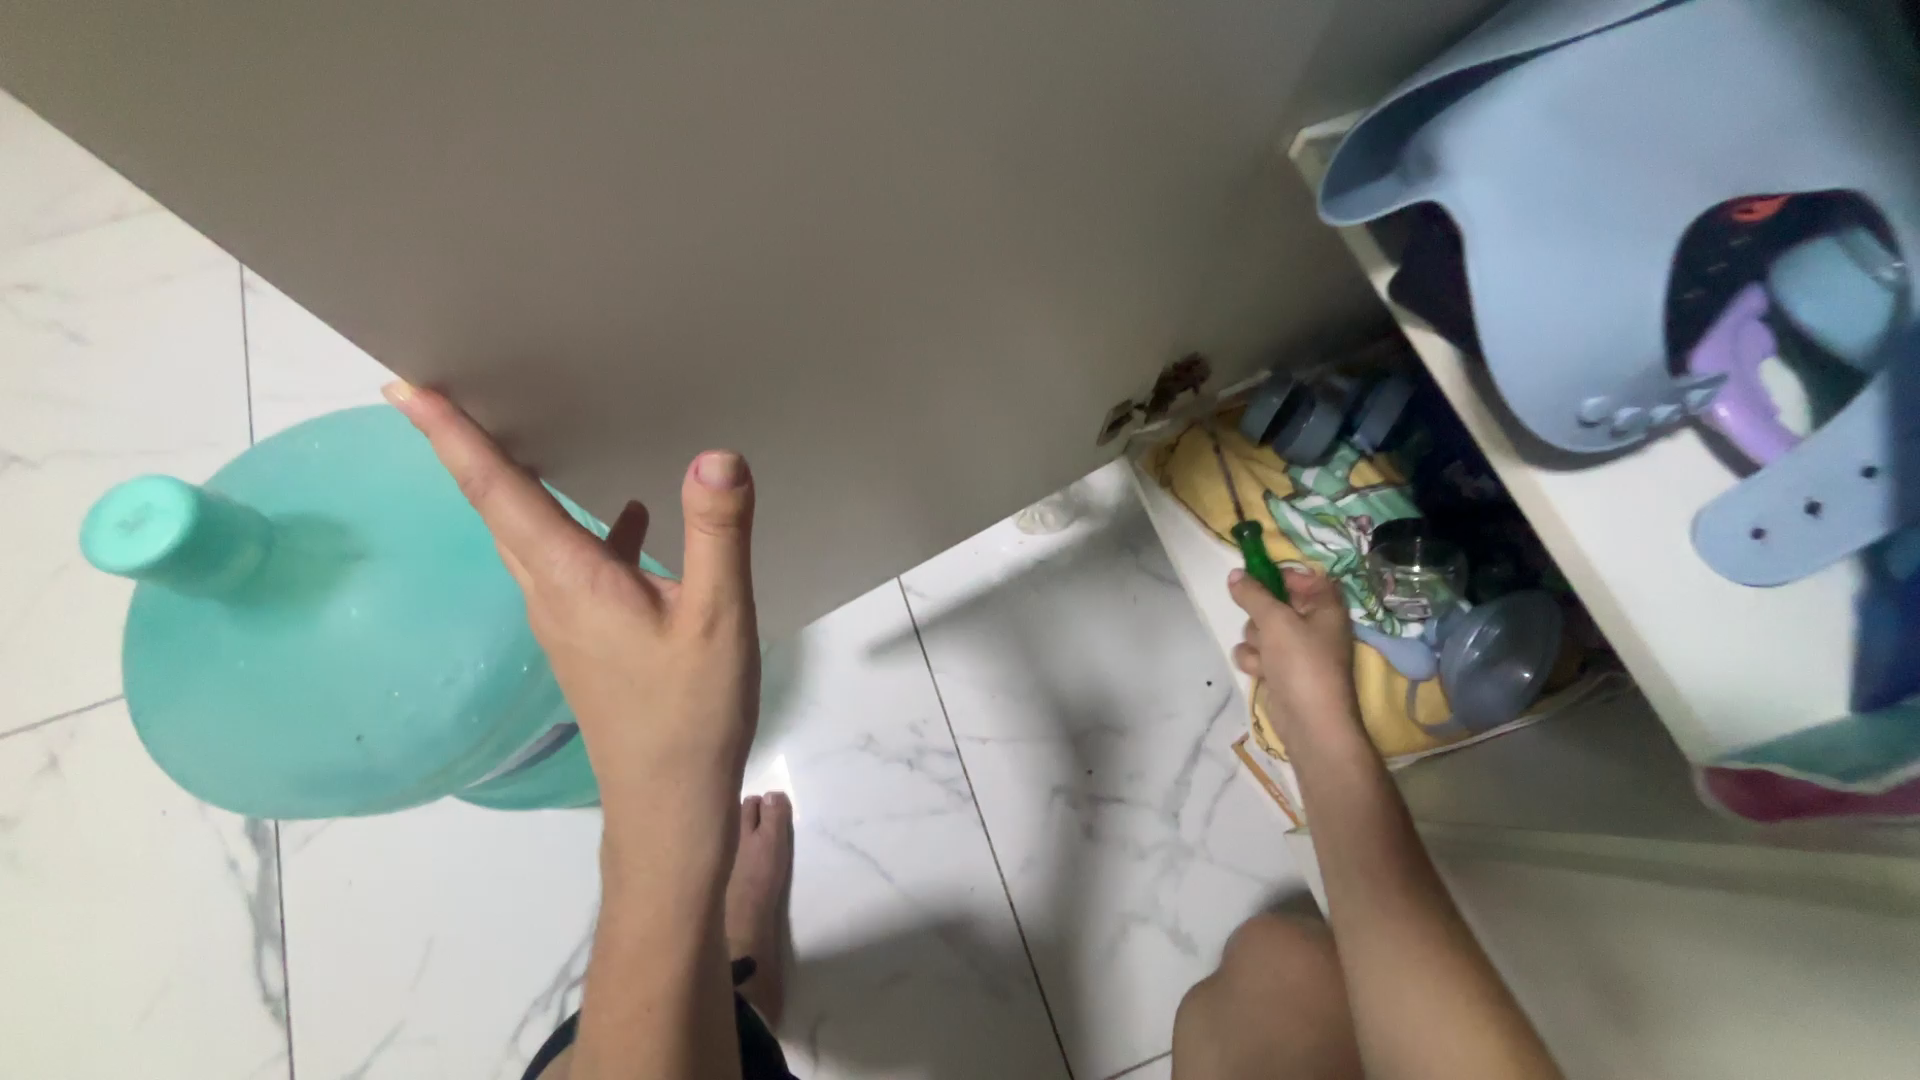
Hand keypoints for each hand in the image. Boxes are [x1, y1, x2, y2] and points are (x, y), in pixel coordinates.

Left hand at [383, 381, 761, 824]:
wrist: (668, 796)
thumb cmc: (689, 708)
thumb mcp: (717, 616)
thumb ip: (717, 533)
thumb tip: (717, 455)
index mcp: (572, 578)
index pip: (499, 493)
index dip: (452, 438)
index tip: (403, 387)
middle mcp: (552, 593)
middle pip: (498, 510)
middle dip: (469, 450)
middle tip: (454, 394)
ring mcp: (567, 620)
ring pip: (529, 537)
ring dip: (520, 486)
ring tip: (534, 439)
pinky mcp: (590, 639)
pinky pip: (570, 563)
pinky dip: (587, 528)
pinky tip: (632, 519)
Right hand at [1228, 567, 1358, 744]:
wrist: (1310, 722)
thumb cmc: (1302, 664)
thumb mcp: (1275, 621)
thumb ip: (1252, 594)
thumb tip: (1235, 573)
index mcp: (1325, 607)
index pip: (1303, 577)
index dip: (1279, 576)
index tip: (1254, 577)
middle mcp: (1312, 624)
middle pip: (1273, 602)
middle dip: (1259, 615)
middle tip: (1265, 625)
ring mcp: (1296, 649)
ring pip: (1258, 628)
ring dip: (1255, 641)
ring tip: (1266, 657)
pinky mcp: (1280, 669)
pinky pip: (1256, 652)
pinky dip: (1255, 661)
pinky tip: (1261, 672)